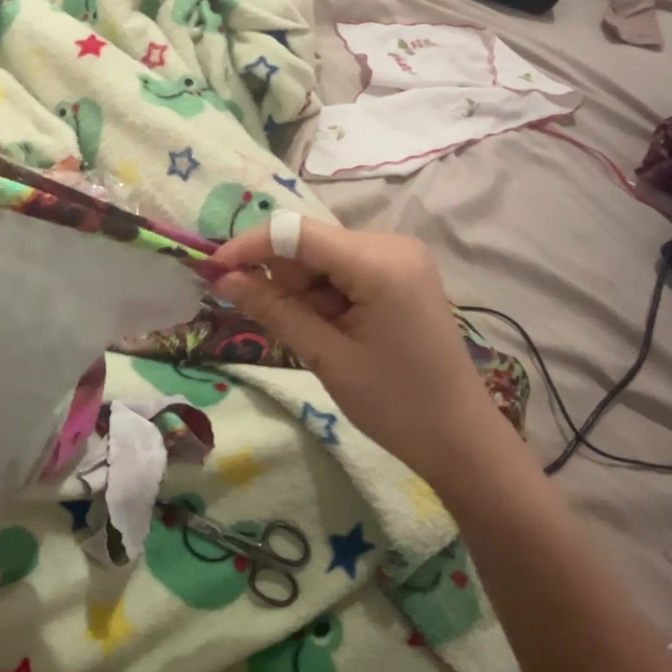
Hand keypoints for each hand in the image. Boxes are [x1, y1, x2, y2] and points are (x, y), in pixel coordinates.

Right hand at [211, 219, 507, 487]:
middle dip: (278, 276)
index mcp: (380, 262)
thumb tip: (221, 278)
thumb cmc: (396, 403)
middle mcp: (390, 245)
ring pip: (318, 257)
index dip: (249, 246)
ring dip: (298, 290)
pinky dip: (318, 295)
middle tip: (269, 321)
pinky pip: (338, 270)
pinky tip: (325, 328)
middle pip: (307, 243)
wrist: (460, 439)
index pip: (296, 232)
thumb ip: (272, 308)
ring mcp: (396, 258)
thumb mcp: (325, 355)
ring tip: (310, 336)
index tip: (211, 270)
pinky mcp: (396, 274)